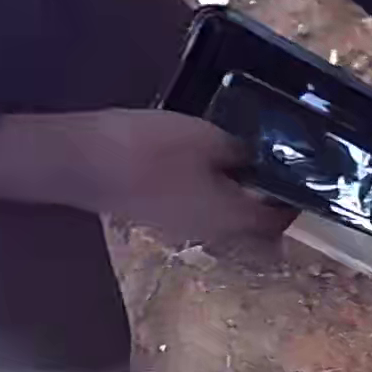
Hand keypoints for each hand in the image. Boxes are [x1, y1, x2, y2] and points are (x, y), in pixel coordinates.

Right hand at [51, 109, 296, 240]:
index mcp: (237, 219)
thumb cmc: (147, 150)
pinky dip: (212, 193)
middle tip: (270, 169)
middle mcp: (219, 234)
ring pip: (228, 217)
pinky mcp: (162, 219)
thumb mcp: (206, 138)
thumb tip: (256, 160)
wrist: (72, 162)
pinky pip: (201, 209)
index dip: (292, 200)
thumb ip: (240, 152)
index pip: (281, 219)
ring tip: (239, 164)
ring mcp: (189, 229)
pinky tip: (203, 167)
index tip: (298, 180)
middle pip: (256, 223)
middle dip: (267, 200)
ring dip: (238, 197)